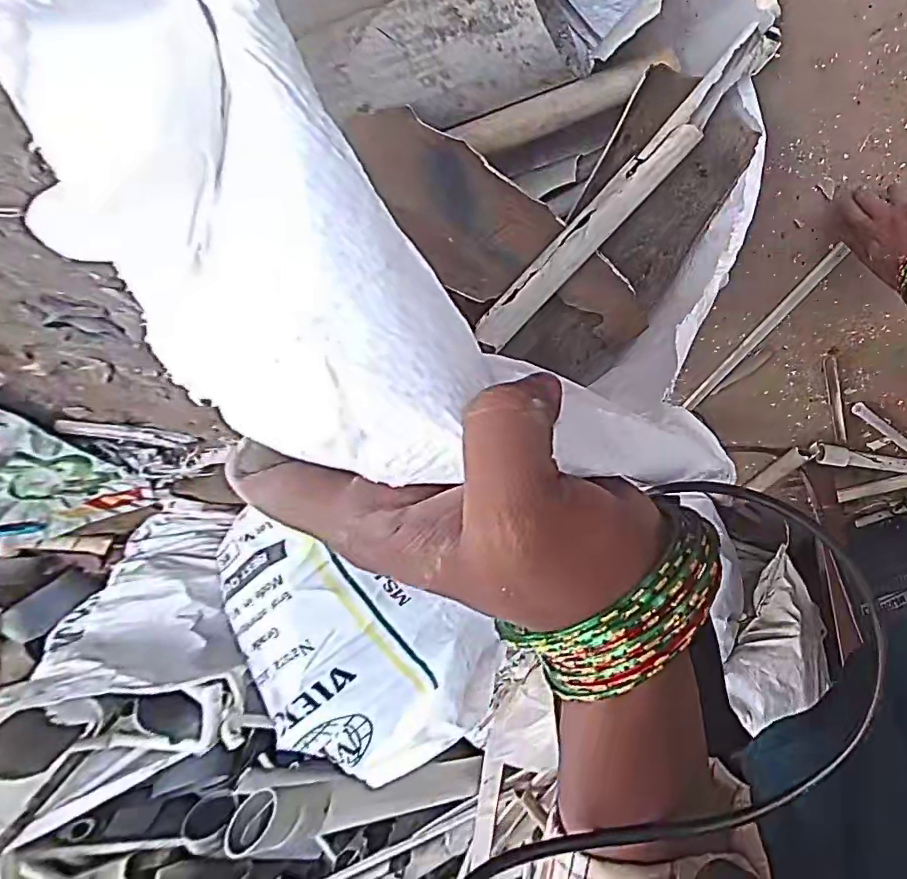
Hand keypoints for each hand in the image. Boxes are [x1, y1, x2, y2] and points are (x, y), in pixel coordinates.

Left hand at [226, 374, 664, 631]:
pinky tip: (506, 374)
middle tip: (389, 332)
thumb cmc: (567, 570)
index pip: (276, 473)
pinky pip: (479, 409)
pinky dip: (490, 389)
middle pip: (351, 426)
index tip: (304, 363)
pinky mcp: (503, 456)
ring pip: (420, 410)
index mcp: (374, 522)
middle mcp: (403, 495)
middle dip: (365, 380)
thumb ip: (502, 435)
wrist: (631, 575)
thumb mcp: (519, 513)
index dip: (274, 419)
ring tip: (449, 343)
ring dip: (437, 380)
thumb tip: (522, 386)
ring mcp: (456, 473)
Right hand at [834, 183, 906, 293]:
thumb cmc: (903, 272)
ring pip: (873, 191)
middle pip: (856, 197)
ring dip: (873, 195)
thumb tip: (849, 236)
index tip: (842, 207)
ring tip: (878, 200)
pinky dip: (893, 193)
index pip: (844, 213)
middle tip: (857, 199)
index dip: (841, 207)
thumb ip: (858, 245)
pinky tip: (896, 199)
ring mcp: (891, 211)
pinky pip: (894, 190)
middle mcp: (875, 221)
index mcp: (864, 236)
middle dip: (855, 197)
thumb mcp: (872, 263)